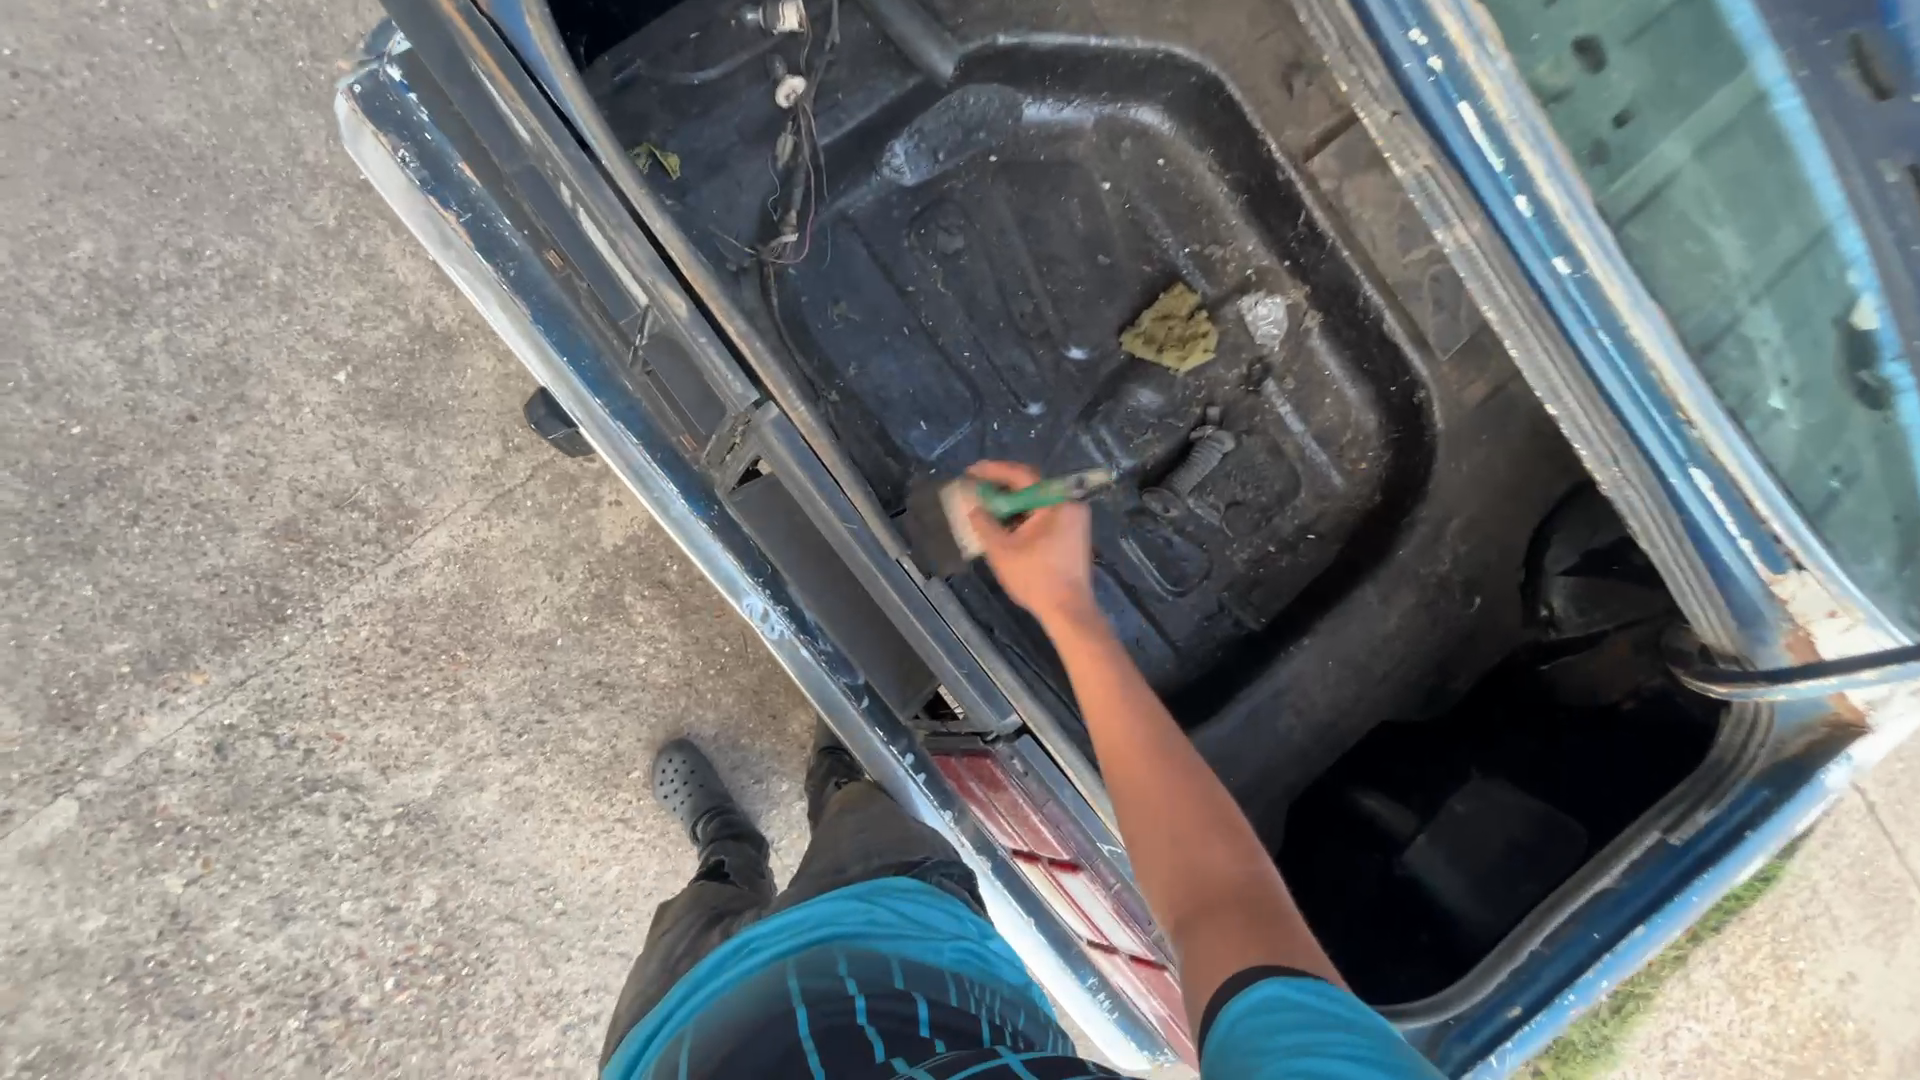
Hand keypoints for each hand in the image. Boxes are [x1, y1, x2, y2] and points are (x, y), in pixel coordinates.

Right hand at [965, 461, 1102, 630]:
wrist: (1068, 610)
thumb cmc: (1036, 579)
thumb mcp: (1002, 550)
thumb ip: (984, 522)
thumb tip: (972, 506)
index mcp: (1057, 502)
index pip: (1022, 475)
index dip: (993, 471)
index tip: (971, 471)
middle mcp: (1070, 504)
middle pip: (1030, 487)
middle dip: (1001, 488)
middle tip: (976, 488)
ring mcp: (1074, 519)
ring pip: (1036, 503)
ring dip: (1011, 505)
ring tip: (985, 507)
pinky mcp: (1072, 534)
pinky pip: (1043, 516)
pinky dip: (1023, 518)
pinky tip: (1004, 525)